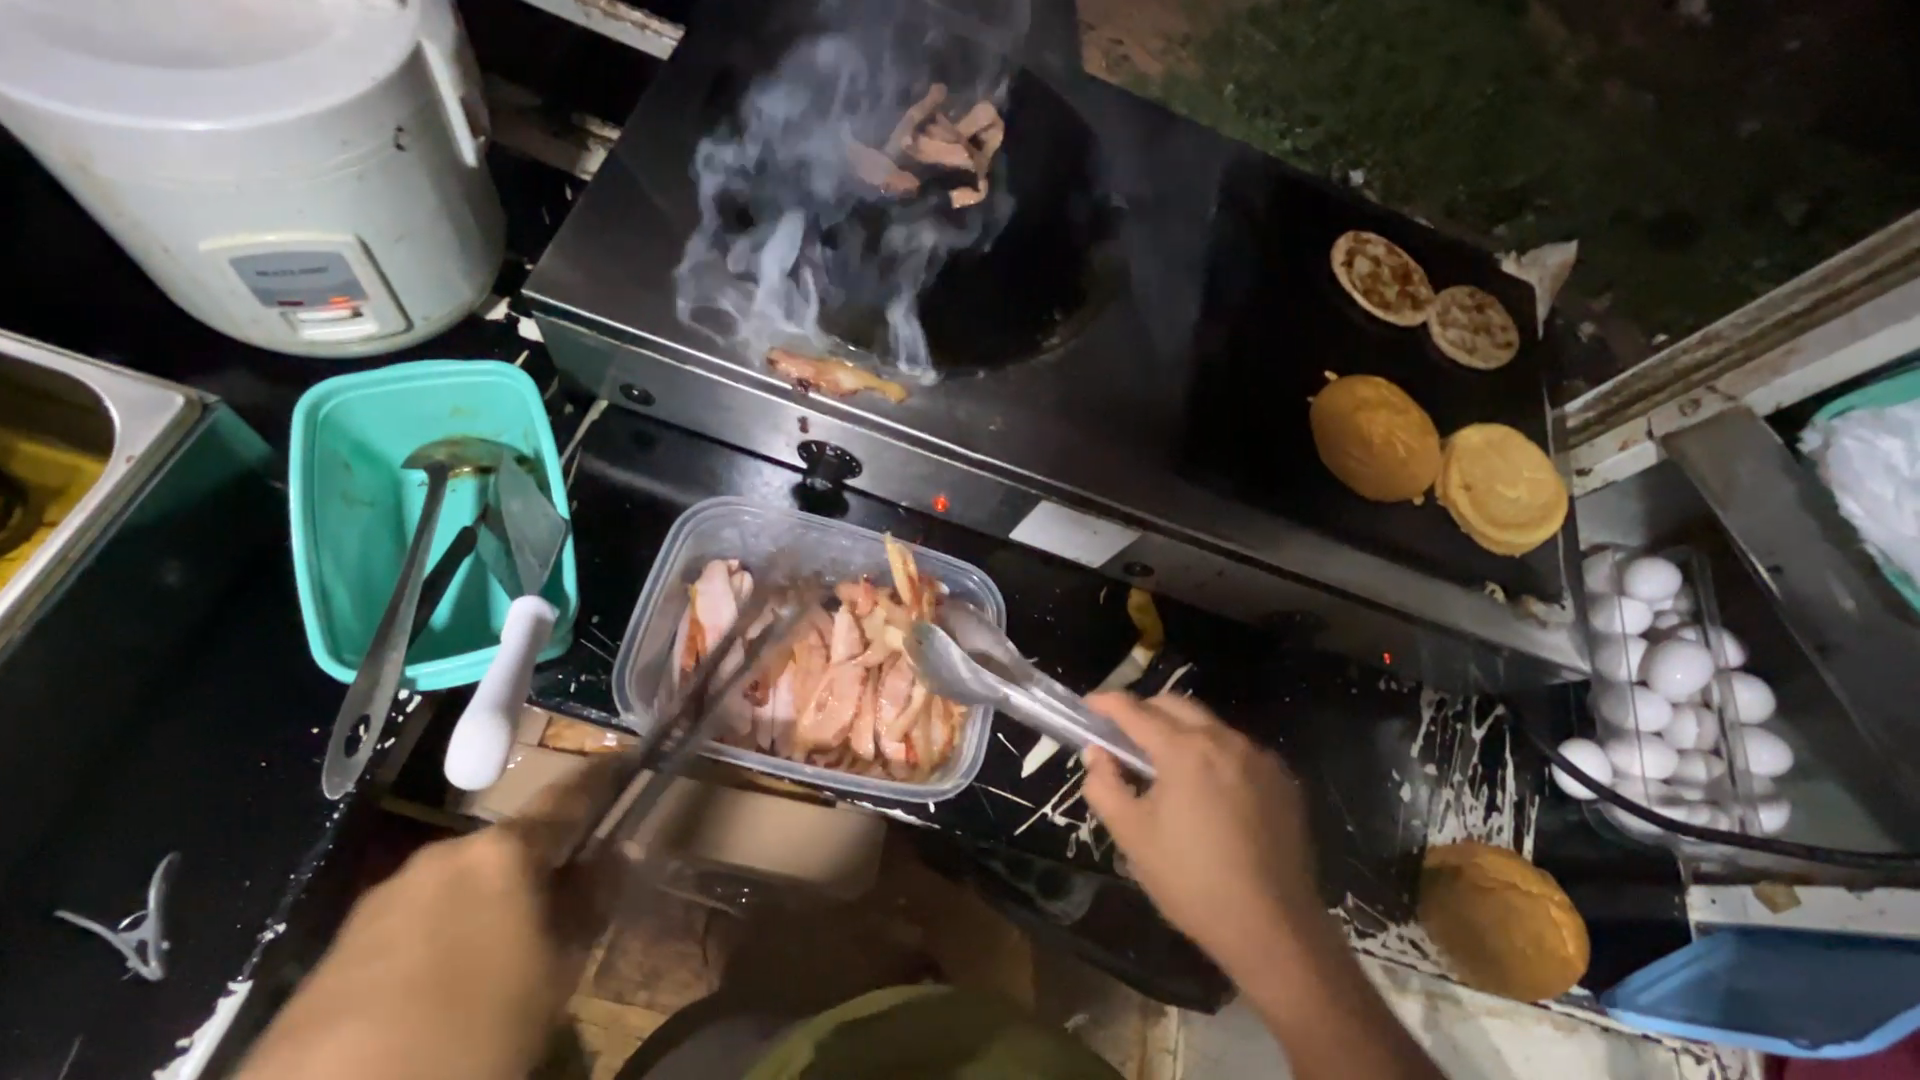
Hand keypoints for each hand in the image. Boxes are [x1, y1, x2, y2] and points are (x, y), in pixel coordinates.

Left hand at [237, 761, 619, 1079]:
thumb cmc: (476, 1031)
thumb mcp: (557, 975)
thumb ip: (589, 906)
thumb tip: (615, 857)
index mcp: (502, 854)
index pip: (565, 799)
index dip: (600, 779)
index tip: (624, 759)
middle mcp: (443, 856)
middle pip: (508, 846)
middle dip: (539, 863)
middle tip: (565, 898)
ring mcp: (386, 895)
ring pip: (459, 884)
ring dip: (489, 902)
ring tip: (504, 952)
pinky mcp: (342, 942)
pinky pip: (415, 920)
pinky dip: (443, 935)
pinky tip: (444, 985)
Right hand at [1081, 692, 1325, 970]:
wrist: (1273, 928)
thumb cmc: (1191, 882)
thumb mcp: (1132, 837)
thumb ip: (1105, 786)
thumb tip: (1097, 754)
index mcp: (1184, 751)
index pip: (1134, 711)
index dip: (1105, 703)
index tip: (1087, 706)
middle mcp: (1225, 741)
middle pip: (1175, 705)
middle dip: (1144, 710)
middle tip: (1121, 735)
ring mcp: (1260, 759)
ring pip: (1210, 725)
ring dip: (1180, 732)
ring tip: (1162, 765)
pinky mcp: (1283, 782)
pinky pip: (1238, 752)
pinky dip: (1213, 755)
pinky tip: (1207, 791)